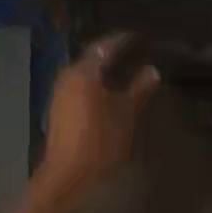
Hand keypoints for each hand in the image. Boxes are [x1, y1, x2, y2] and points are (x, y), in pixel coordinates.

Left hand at [38, 34, 158, 195]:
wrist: (68, 176)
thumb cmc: (100, 141)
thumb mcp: (126, 114)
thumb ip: (139, 89)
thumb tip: (152, 70)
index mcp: (83, 71)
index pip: (104, 45)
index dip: (121, 40)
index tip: (137, 36)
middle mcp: (68, 74)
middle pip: (92, 57)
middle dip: (111, 54)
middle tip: (133, 52)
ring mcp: (60, 91)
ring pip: (85, 72)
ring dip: (103, 70)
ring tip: (125, 71)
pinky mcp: (59, 107)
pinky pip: (79, 85)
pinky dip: (95, 83)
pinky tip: (108, 92)